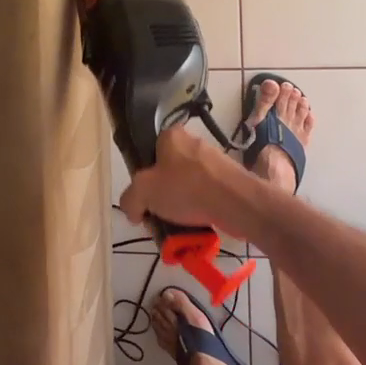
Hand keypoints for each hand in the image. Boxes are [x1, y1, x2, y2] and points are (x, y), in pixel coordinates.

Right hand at [117, 119, 256, 233]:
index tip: (146, 200)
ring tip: (181, 228)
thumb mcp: (144, 192)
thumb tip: (134, 211)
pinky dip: (202, 211)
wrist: (235, 201)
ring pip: (189, 186)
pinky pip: (208, 196)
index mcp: (172, 136)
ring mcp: (215, 160)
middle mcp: (194, 143)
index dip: (145, 179)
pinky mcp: (230, 179)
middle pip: (170, 173)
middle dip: (165, 197)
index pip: (150, 154)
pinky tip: (199, 227)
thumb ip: (130, 199)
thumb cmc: (185, 188)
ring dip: (183, 207)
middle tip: (162, 217)